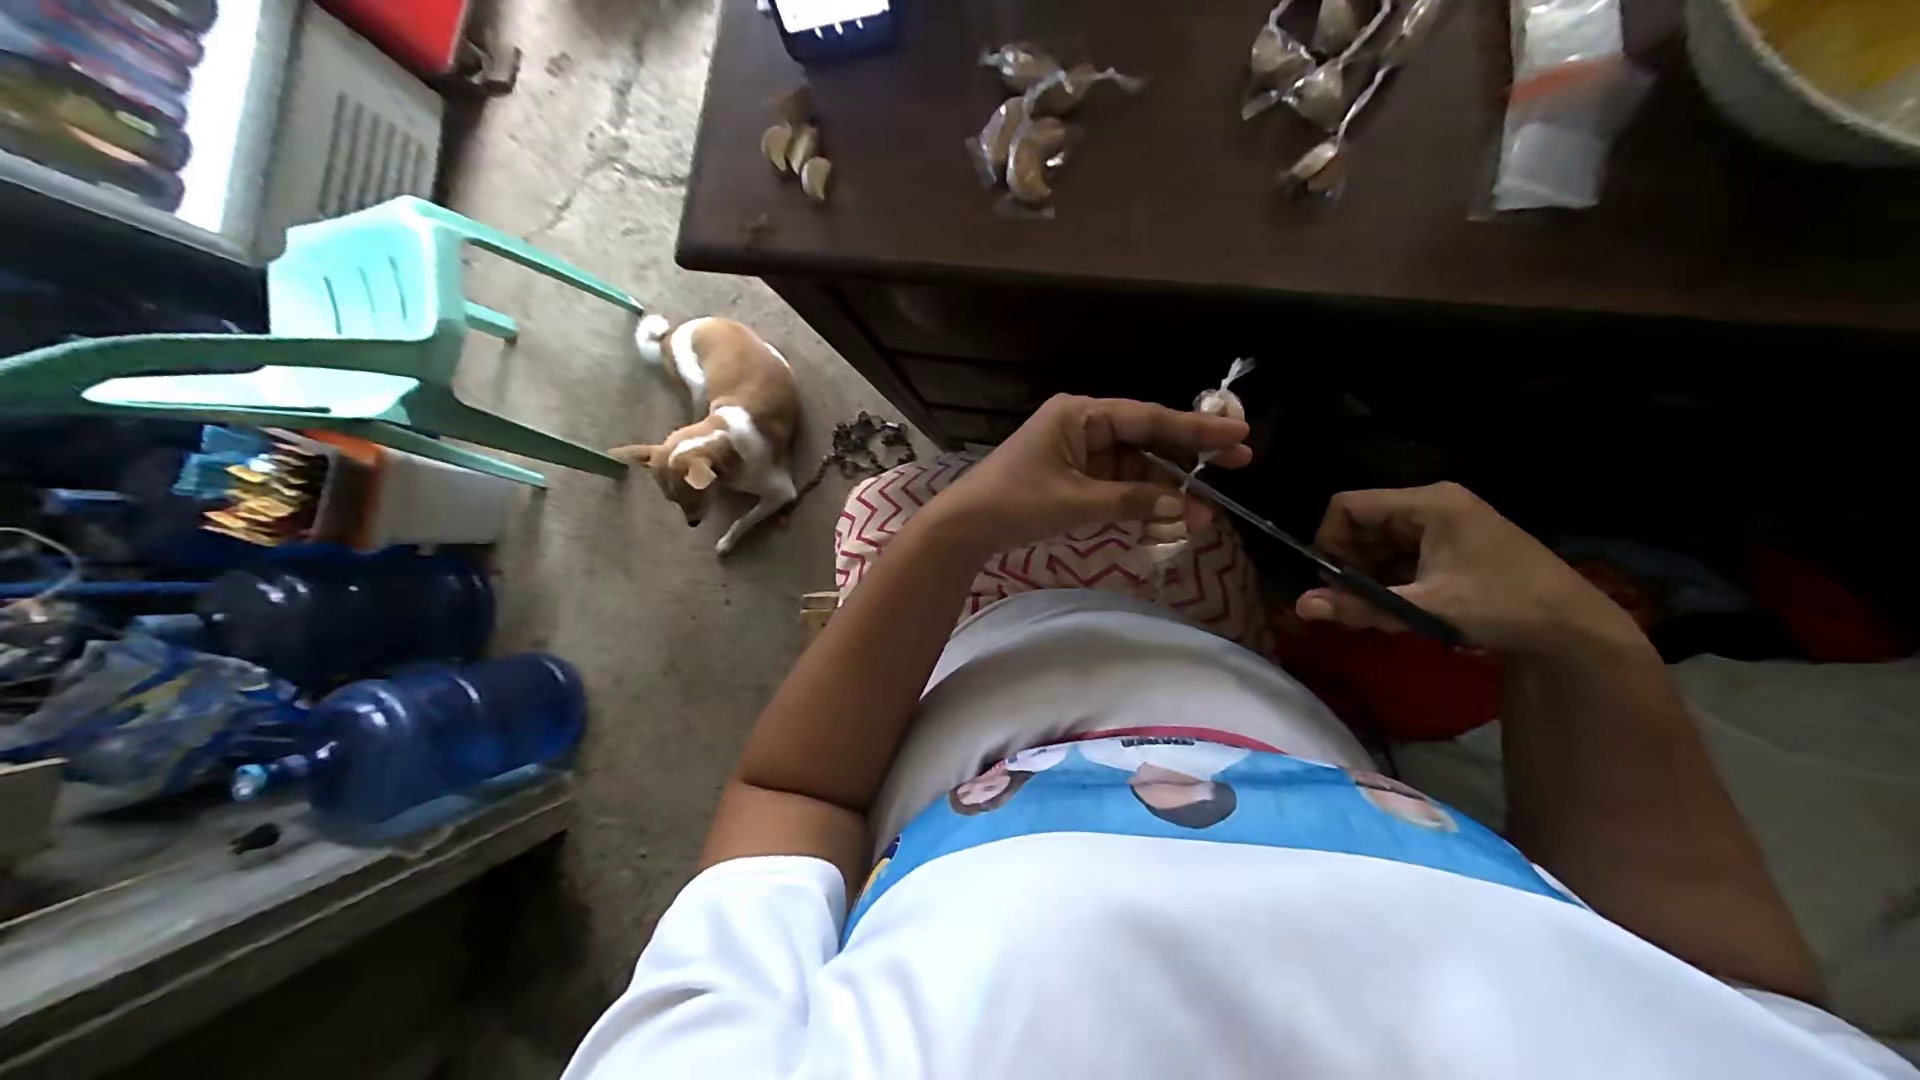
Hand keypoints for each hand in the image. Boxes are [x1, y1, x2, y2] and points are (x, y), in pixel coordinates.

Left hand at [924, 395, 1251, 553]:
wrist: (966, 526)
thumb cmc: (1015, 503)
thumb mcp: (1075, 502)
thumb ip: (1131, 501)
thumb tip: (1185, 506)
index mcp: (1080, 415)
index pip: (1148, 417)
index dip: (1195, 428)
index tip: (1237, 435)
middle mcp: (1084, 427)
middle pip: (1146, 438)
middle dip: (1189, 455)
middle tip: (1239, 462)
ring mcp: (1080, 454)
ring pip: (1135, 467)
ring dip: (1165, 489)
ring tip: (1206, 512)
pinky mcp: (1076, 479)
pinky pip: (1118, 486)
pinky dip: (1140, 501)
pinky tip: (1171, 516)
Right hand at [1294, 482, 1641, 656]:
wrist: (1575, 629)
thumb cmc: (1501, 608)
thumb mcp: (1424, 608)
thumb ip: (1359, 606)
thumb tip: (1300, 606)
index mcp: (1429, 504)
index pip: (1349, 505)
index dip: (1329, 539)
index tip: (1332, 577)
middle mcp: (1435, 502)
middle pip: (1364, 520)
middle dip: (1349, 558)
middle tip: (1352, 598)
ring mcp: (1448, 520)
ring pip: (1380, 536)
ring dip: (1368, 569)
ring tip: (1375, 605)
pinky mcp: (1455, 540)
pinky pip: (1402, 548)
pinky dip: (1390, 572)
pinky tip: (1399, 600)